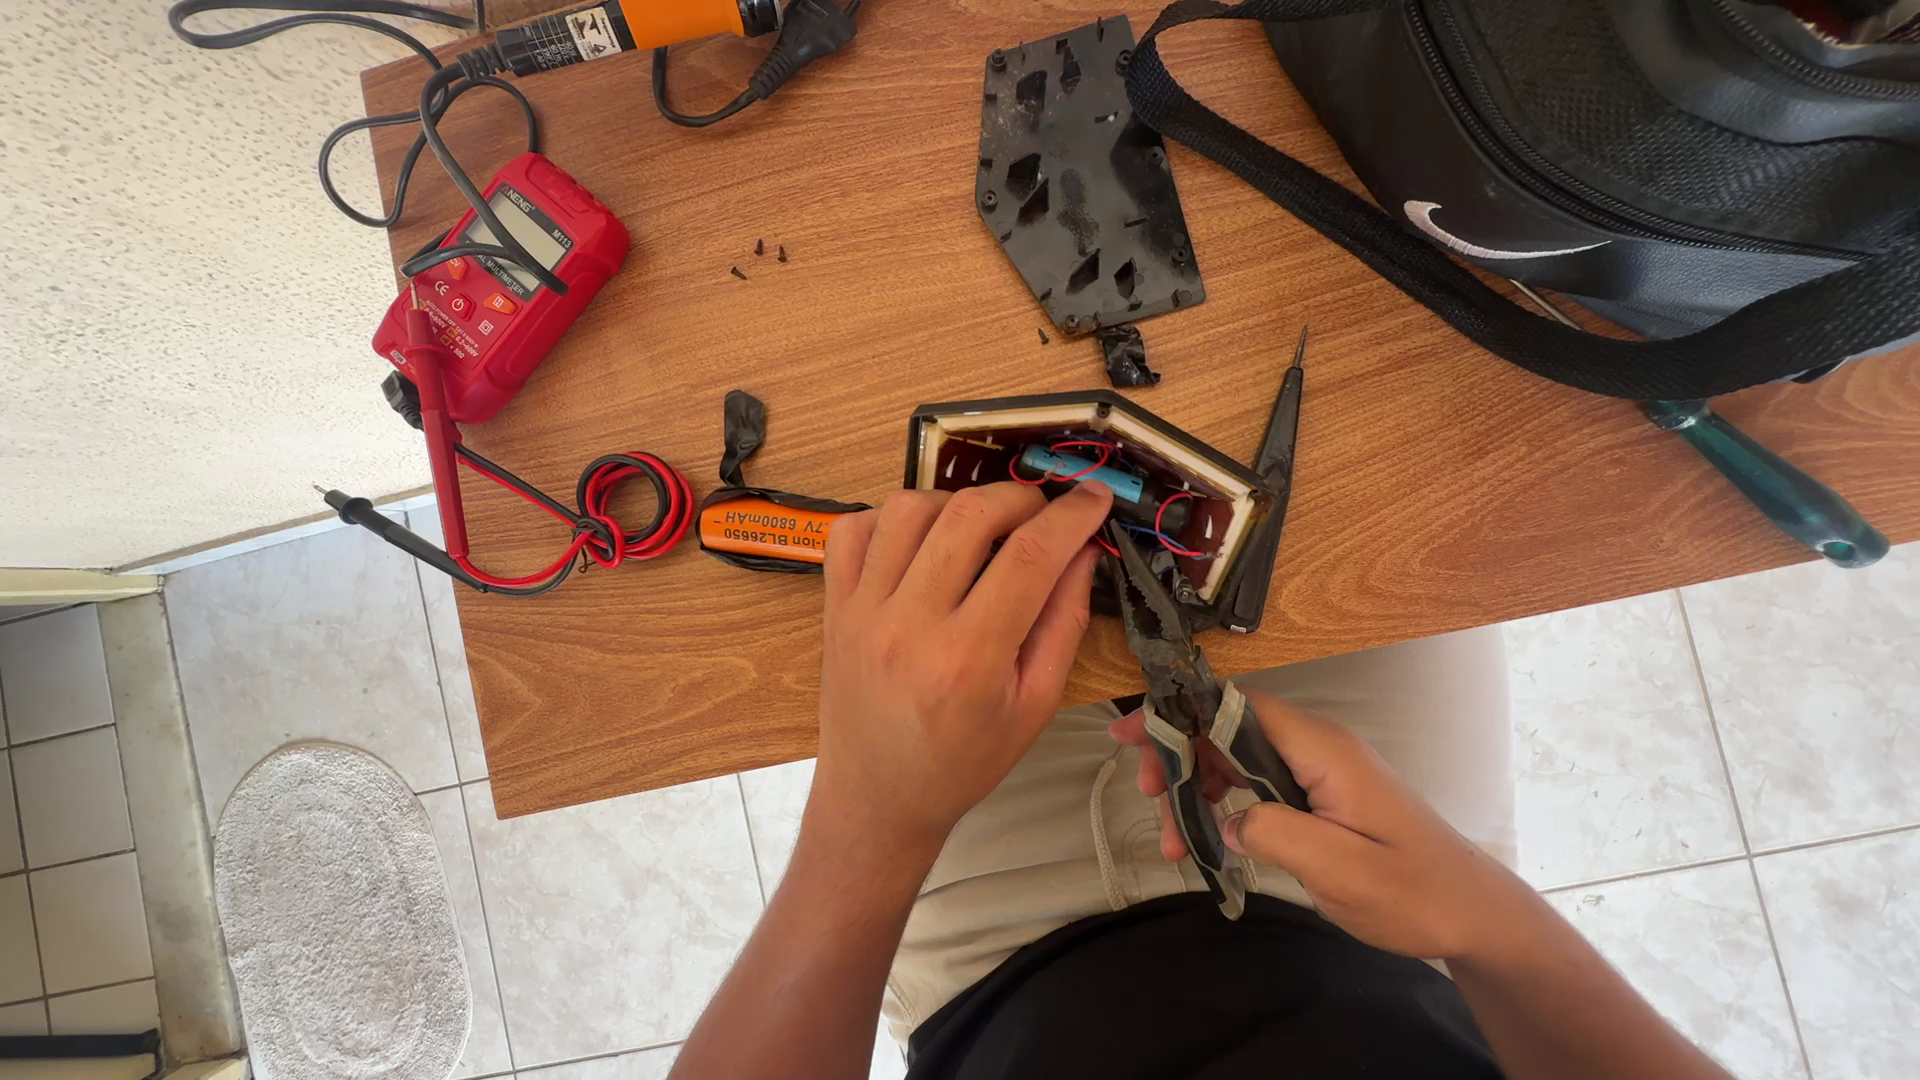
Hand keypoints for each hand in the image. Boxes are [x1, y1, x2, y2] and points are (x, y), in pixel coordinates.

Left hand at [808, 480, 1114, 858]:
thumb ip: (1063, 623)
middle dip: (1021, 496)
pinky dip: (891, 518)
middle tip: (1041, 513)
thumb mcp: (1034, 706)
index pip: (1030, 557)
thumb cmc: (964, 762)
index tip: (1094, 497)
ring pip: (909, 508)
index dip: (1072, 515)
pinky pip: (853, 529)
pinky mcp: (834, 606)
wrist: (878, 797)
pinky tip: (920, 542)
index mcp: (969, 659)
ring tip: (980, 530)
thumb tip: (1083, 550)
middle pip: (969, 515)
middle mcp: (910, 624)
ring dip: (957, 502)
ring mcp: (862, 610)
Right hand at [1109, 689, 1539, 960]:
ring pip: (1233, 756)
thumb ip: (1274, 832)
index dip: (1180, 712)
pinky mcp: (1314, 791)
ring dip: (1195, 787)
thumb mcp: (1341, 870)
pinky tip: (1205, 837)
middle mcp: (1313, 745)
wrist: (1475, 917)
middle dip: (1178, 754)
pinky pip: (1252, 781)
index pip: (1235, 705)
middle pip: (1225, 728)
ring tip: (1173, 839)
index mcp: (1320, 747)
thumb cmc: (1415, 893)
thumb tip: (1229, 818)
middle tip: (1149, 796)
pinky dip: (1221, 803)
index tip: (1135, 734)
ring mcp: (1313, 767)